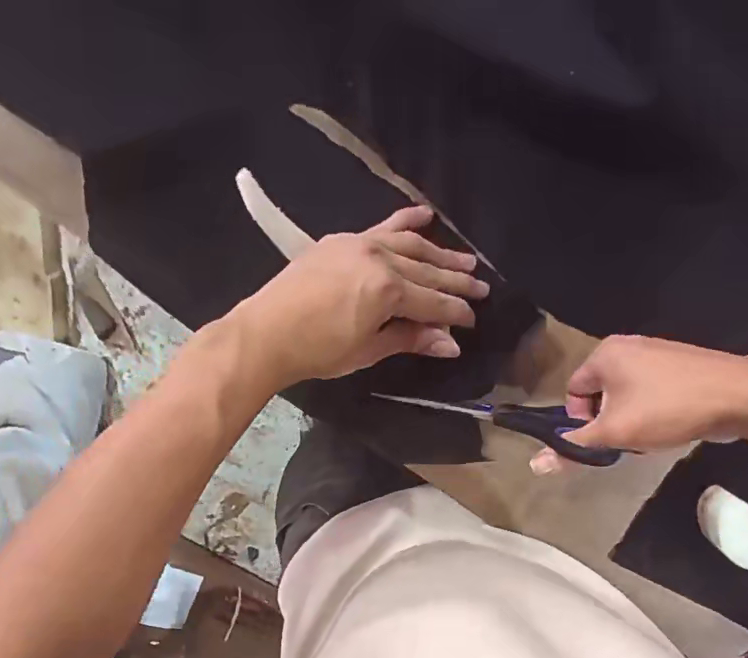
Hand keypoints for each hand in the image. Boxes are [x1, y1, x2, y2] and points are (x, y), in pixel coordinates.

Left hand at [207, 205, 486, 391]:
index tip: (472, 321)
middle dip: (455, 281)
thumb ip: (408, 340)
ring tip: (465, 259)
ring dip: (439, 252)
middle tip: (481, 287)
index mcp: (388, 290)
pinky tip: (425, 215)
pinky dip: (404, 221)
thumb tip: (449, 344)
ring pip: (409, 245)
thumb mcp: (366, 351)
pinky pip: (381, 227)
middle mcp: (379, 259)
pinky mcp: (340, 240)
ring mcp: (359, 244)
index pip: (433, 301)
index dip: (455, 313)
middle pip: (427, 270)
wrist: (266, 332)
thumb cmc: (316, 351)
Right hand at [529, 334, 747, 472]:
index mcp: (605, 354)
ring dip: (630, 417)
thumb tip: (535, 465)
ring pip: (625, 394)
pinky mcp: (681, 362)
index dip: (581, 421)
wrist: (742, 397)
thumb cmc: (668, 410)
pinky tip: (671, 421)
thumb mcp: (613, 433)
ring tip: (651, 431)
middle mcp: (627, 345)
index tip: (604, 437)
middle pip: (598, 394)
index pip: (572, 392)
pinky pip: (650, 390)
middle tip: (627, 437)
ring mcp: (657, 351)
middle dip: (608, 420)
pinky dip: (653, 409)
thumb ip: (573, 447)